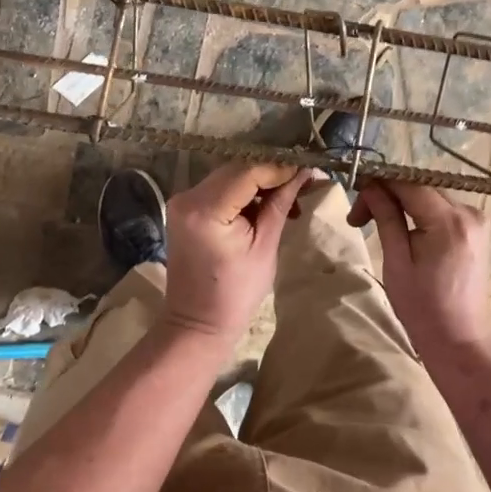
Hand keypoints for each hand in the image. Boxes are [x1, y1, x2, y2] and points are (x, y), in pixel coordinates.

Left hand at [161, 163, 310, 351]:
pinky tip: (266, 205)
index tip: (307, 169)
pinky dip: (243, 193)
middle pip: (237, 170)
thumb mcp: (265, 246)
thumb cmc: (236, 293)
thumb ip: (280, 203)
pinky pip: (219, 189)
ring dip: (260, 183)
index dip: (279, 168)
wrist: (197, 323)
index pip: (247, 172)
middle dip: (272, 174)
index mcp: (206, 210)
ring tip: (290, 198)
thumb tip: (302, 172)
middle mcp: (188, 197)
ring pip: (229, 177)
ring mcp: (183, 201)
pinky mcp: (185, 208)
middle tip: (304, 181)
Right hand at [350, 181, 490, 358]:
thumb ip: (387, 218)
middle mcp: (469, 212)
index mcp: (449, 221)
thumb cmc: (423, 308)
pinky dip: (419, 212)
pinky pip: (441, 208)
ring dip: (401, 203)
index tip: (354, 200)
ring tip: (377, 224)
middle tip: (359, 218)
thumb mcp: (397, 263)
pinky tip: (403, 230)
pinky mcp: (476, 228)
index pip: (409, 184)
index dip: (378, 185)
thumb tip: (370, 185)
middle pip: (420, 187)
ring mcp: (476, 219)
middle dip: (388, 195)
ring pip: (429, 195)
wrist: (460, 340)